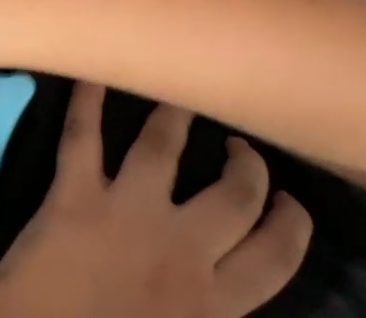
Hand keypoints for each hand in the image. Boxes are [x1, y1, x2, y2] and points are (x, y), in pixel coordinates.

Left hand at [0, 84, 311, 317]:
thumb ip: (209, 312)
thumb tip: (225, 288)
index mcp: (212, 303)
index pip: (273, 257)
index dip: (291, 226)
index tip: (290, 202)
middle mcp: (180, 249)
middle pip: (233, 196)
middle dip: (247, 168)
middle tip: (240, 147)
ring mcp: (127, 214)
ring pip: (161, 148)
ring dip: (174, 115)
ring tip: (180, 94)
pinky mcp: (75, 194)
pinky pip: (82, 136)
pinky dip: (85, 100)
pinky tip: (92, 71)